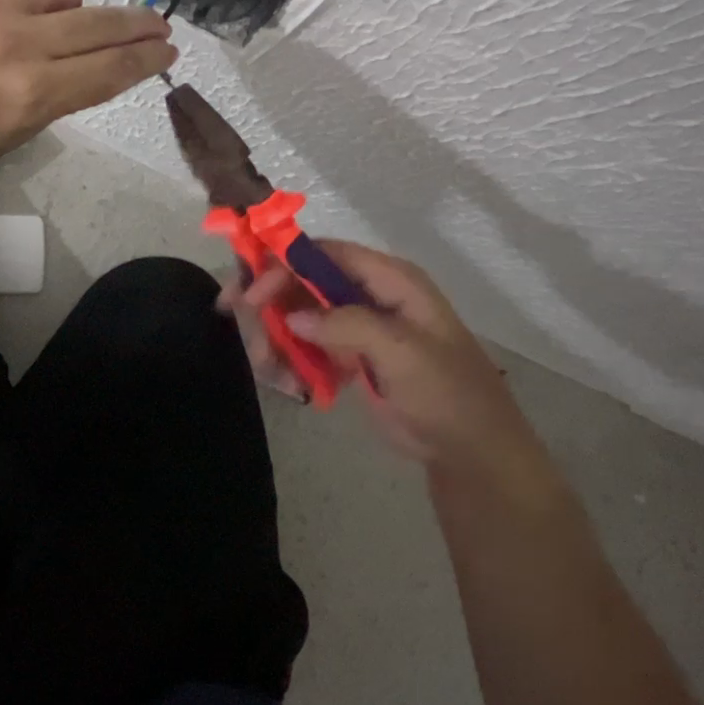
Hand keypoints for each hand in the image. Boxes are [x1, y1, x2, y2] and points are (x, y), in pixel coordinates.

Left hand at [0, 0, 176, 185]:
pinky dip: (34, 4)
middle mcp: (20, 45)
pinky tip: (22, 26)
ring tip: (70, 26)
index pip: (113, 66)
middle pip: (101, 23)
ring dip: (80, 5)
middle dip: (139, 26)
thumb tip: (105, 59)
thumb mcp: (30, 128)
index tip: (168, 51)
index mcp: (36, 92)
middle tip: (157, 28)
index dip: (148, 58)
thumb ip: (71, 89)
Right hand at [221, 240, 544, 476]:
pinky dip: (288, 360)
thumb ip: (347, 325)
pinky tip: (285, 382)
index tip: (252, 291)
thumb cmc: (445, 393)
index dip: (283, 264)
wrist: (469, 450)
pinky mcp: (349, 357)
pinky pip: (306, 347)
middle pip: (304, 282)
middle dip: (268, 299)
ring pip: (298, 315)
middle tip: (234, 317)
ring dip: (274, 336)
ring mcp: (357, 327)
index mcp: (390, 280)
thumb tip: (293, 318)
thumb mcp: (402, 352)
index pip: (325, 254)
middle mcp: (369, 295)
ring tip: (266, 367)